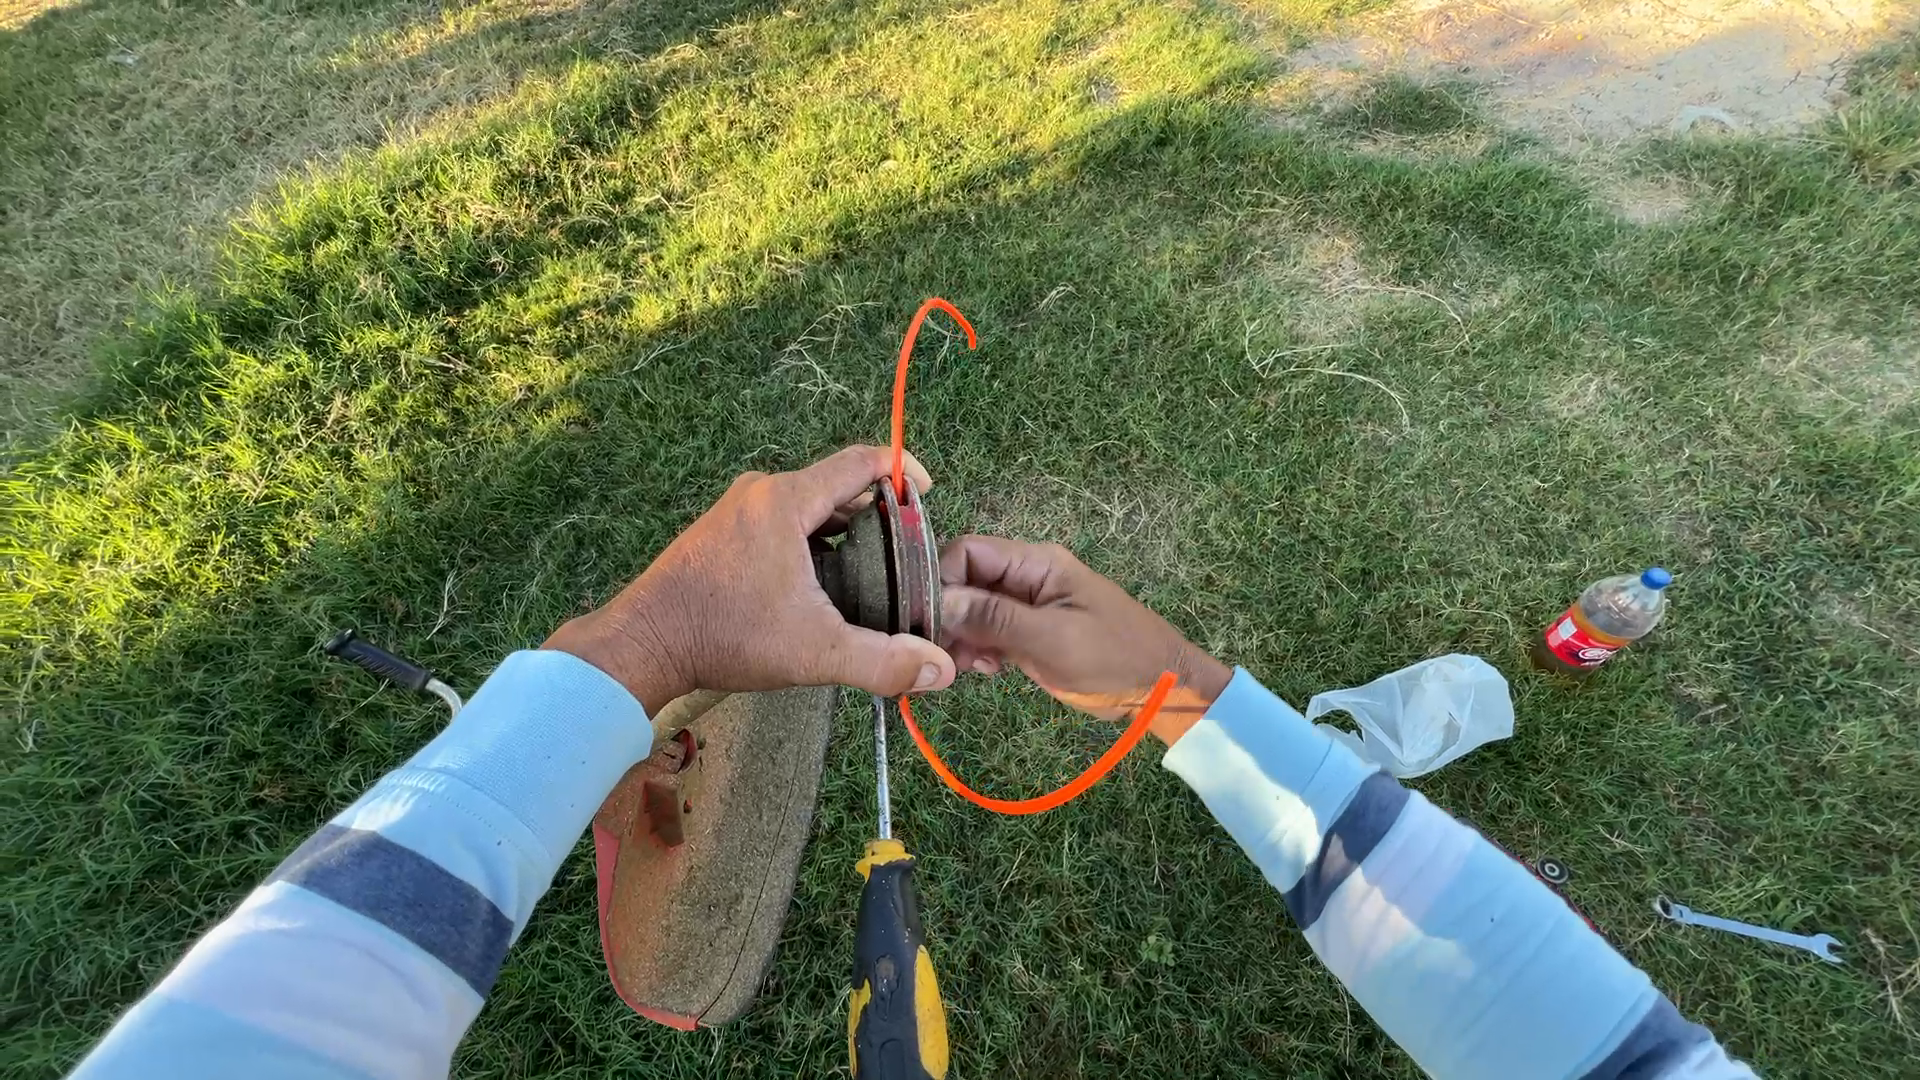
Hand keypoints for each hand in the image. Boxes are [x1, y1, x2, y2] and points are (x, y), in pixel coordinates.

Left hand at [546, 446, 956, 714]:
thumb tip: (941, 672)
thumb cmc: (726, 637)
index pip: (860, 462)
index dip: (902, 471)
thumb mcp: (816, 651)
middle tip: (906, 552)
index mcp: (786, 500)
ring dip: (845, 530)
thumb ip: (883, 662)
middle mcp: (762, 492)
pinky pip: (784, 521)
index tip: (928, 493)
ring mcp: (738, 510)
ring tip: (874, 570)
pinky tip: (824, 582)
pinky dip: (814, 540)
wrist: (641, 645)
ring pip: (809, 506)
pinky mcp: (724, 531)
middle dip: (878, 514)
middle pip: (837, 486)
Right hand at [938, 535, 1230, 743]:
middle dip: (949, 613)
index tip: (928, 620)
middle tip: (946, 653)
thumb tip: (938, 601)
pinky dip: (979, 648)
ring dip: (961, 635)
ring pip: (972, 608)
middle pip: (966, 579)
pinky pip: (988, 630)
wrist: (1162, 689)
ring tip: (969, 667)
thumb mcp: (1053, 639)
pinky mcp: (1029, 632)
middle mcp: (1027, 576)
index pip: (968, 552)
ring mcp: (1028, 605)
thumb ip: (995, 618)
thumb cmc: (1114, 658)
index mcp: (1037, 562)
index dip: (941, 580)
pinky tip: (987, 670)